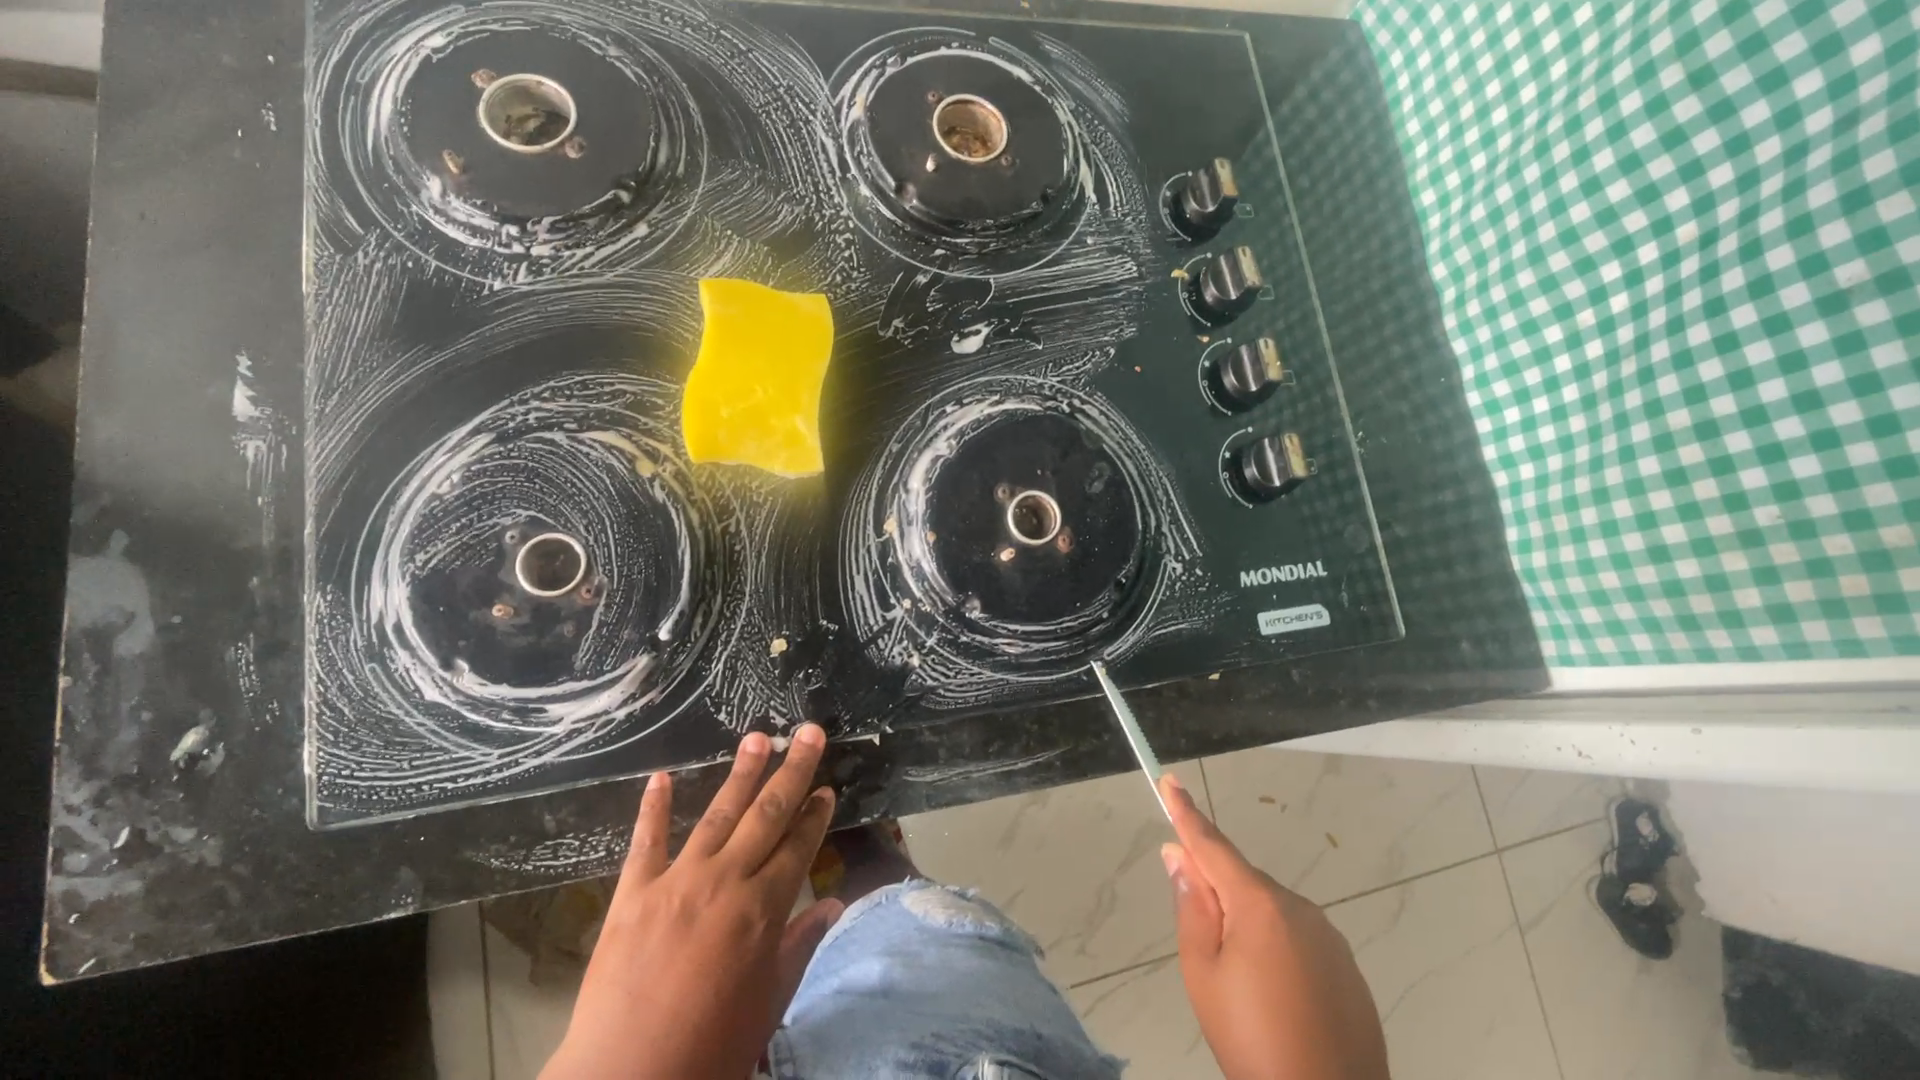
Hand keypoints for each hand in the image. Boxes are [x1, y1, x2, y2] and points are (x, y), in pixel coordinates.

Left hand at [543, 725, 842, 1079]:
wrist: (629, 1077)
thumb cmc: (712, 1047)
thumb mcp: (770, 1002)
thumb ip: (800, 945)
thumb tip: (834, 904)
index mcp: (763, 909)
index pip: (798, 846)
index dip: (815, 814)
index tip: (827, 787)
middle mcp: (726, 881)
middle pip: (767, 815)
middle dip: (792, 771)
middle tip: (809, 732)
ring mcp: (677, 882)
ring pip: (717, 815)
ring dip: (740, 774)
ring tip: (758, 737)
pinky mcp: (633, 894)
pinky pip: (645, 842)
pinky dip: (653, 808)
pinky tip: (660, 777)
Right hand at [1158, 773, 1388, 1079]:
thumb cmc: (1249, 1036)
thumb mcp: (1202, 972)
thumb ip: (1192, 906)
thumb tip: (1180, 855)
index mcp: (1259, 903)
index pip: (1213, 845)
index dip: (1186, 813)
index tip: (1170, 780)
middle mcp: (1300, 907)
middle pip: (1243, 882)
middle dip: (1218, 895)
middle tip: (1204, 949)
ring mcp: (1330, 936)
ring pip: (1272, 912)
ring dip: (1249, 926)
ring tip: (1243, 989)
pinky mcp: (1348, 967)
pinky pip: (1299, 939)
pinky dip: (1278, 950)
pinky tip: (1277, 998)